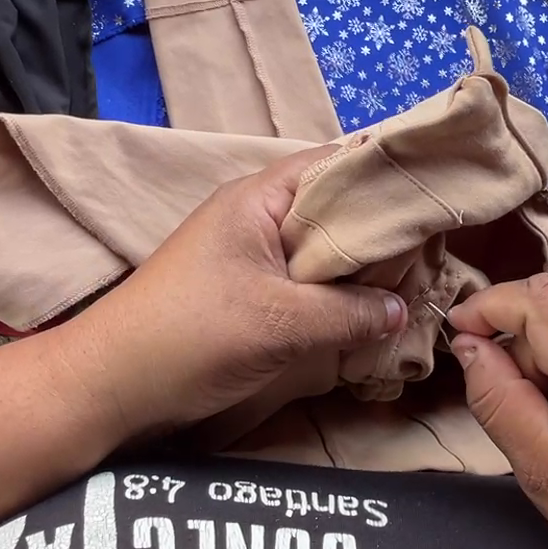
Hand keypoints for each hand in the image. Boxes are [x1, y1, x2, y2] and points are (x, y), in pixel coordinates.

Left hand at [58, 144, 406, 440]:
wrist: (111, 385)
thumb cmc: (191, 337)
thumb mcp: (279, 324)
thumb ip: (349, 313)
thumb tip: (403, 309)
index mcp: (258, 198)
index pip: (335, 163)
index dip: (385, 173)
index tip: (434, 190)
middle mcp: (256, 214)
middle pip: (332, 205)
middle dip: (380, 225)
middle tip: (435, 243)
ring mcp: (250, 251)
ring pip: (320, 245)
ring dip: (359, 263)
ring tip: (414, 275)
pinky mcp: (248, 287)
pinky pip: (304, 277)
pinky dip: (336, 289)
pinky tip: (369, 307)